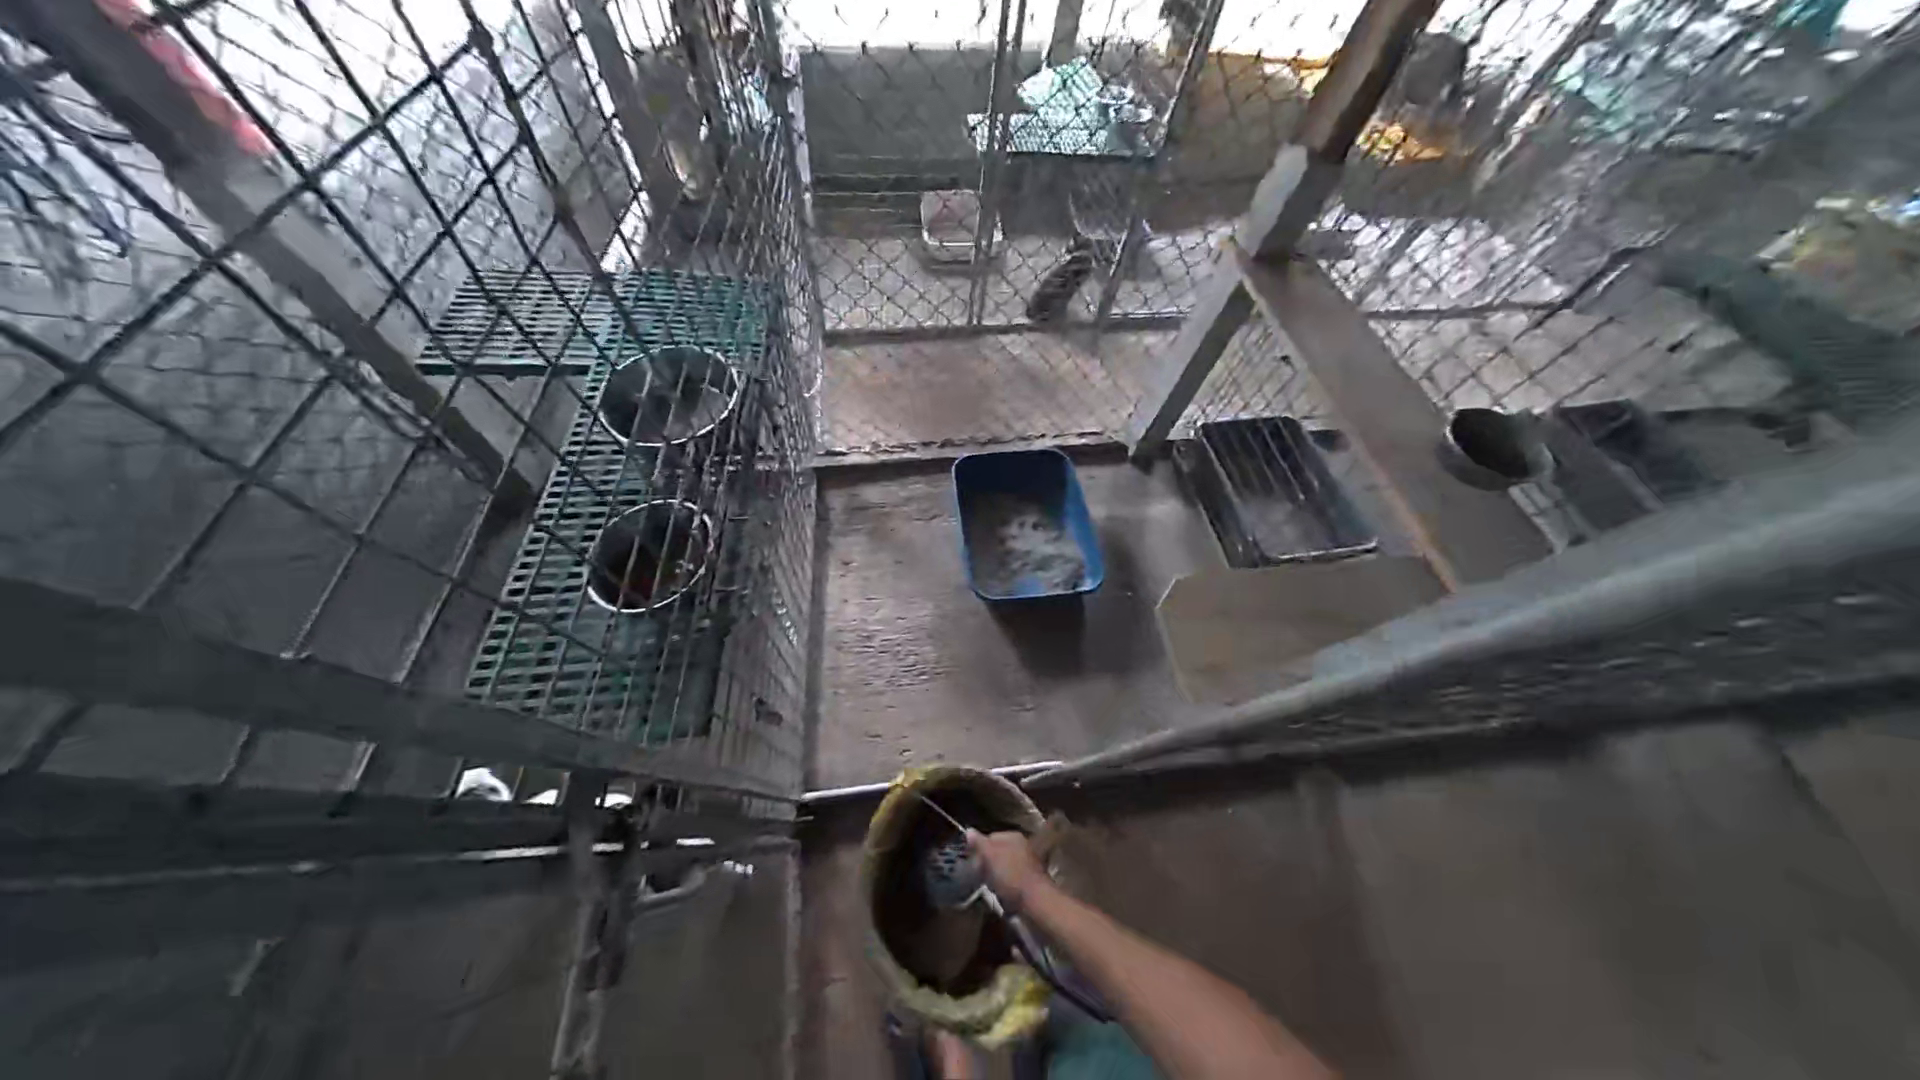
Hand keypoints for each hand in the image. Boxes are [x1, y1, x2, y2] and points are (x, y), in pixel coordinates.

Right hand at [965, 828, 1050, 911]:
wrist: (1035, 901)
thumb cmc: (1010, 876)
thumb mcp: (990, 856)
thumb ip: (979, 843)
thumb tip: (969, 830)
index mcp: (1013, 836)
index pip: (990, 837)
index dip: (979, 850)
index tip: (973, 864)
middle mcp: (1022, 845)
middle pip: (997, 852)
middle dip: (987, 864)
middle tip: (980, 877)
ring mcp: (1028, 862)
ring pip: (1004, 866)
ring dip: (996, 876)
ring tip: (991, 888)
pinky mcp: (1031, 880)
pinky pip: (1012, 879)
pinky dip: (1006, 885)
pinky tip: (1003, 894)